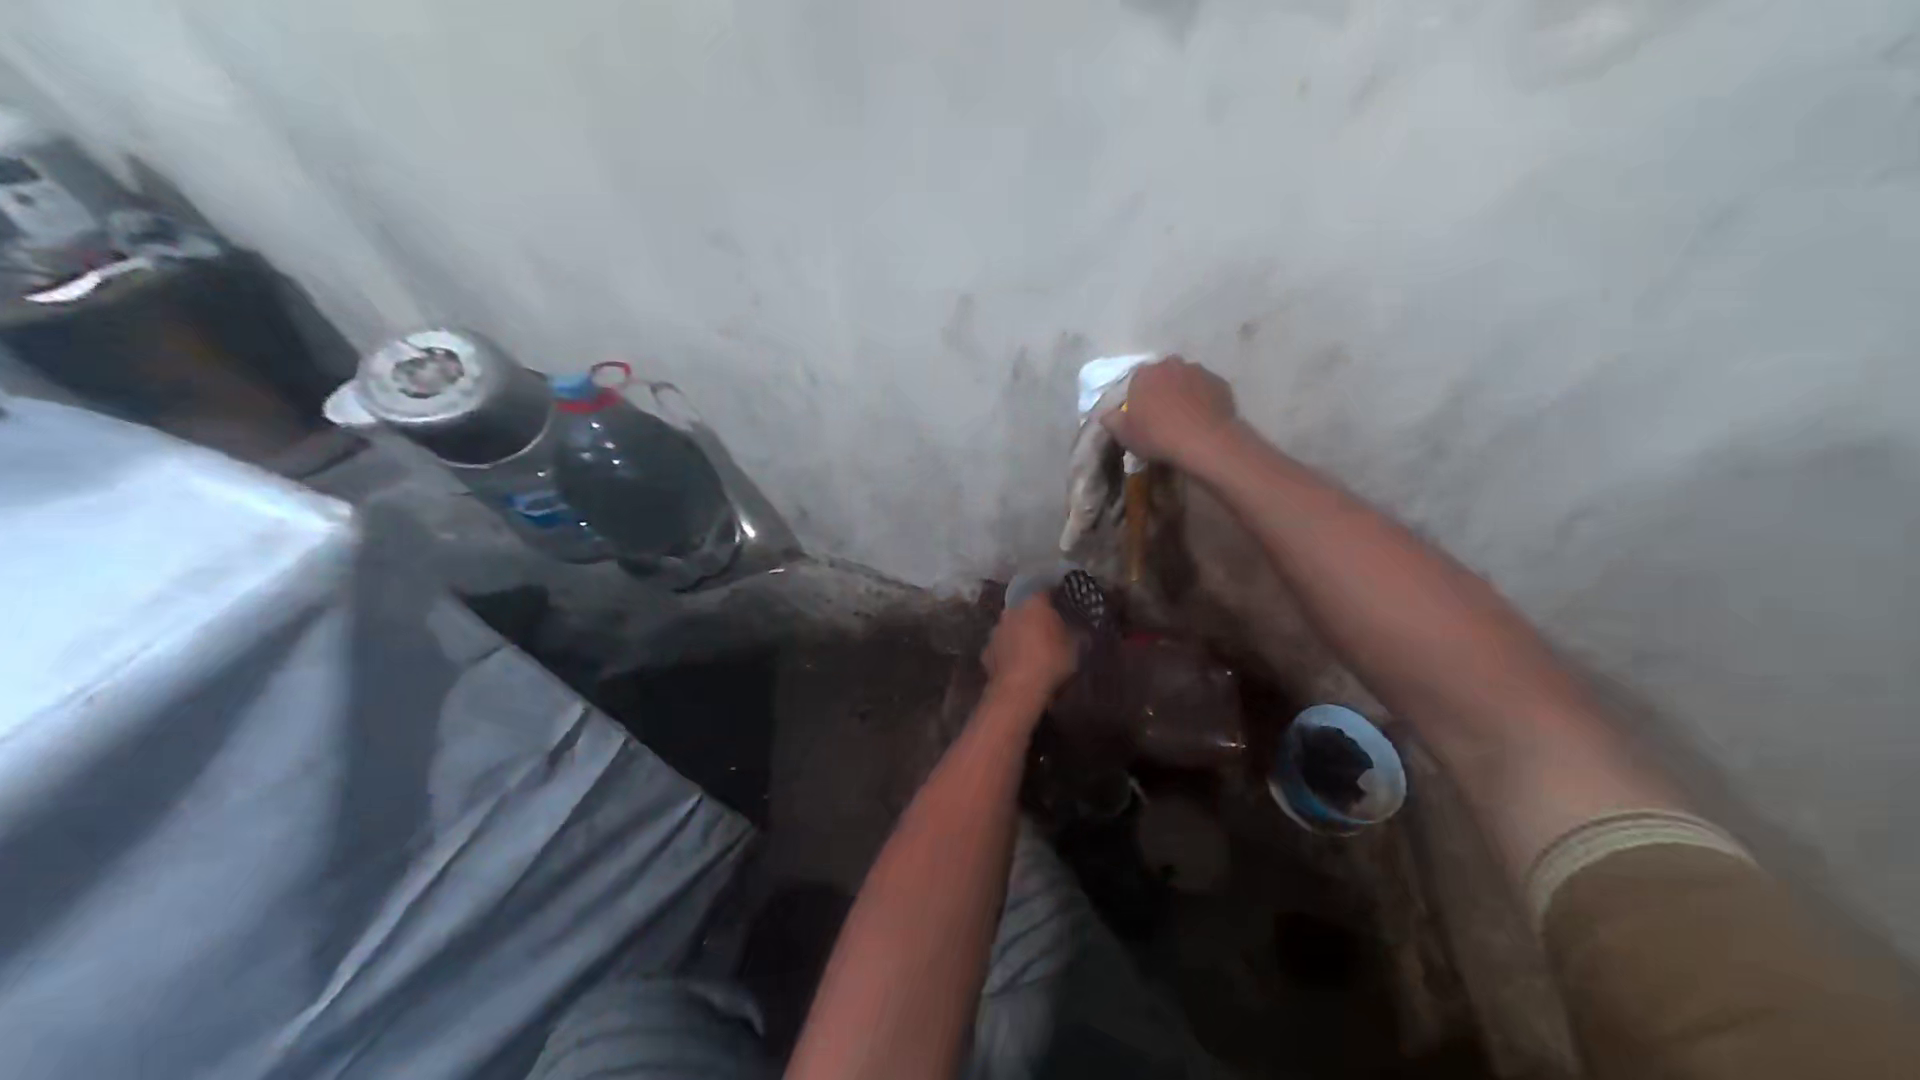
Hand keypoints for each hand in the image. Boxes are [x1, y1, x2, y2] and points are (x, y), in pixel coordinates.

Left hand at [982, 594, 1077, 705]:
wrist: (1019, 690)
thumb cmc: (1051, 662)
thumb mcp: (1076, 647)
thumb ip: (1077, 632)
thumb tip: (1080, 629)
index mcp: (1034, 604)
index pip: (1045, 592)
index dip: (1054, 599)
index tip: (1062, 608)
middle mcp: (1011, 611)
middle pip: (1025, 610)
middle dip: (1035, 619)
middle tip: (1048, 633)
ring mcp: (995, 631)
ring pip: (1010, 628)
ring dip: (1019, 636)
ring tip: (1031, 653)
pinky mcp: (986, 652)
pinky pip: (1000, 648)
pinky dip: (1007, 654)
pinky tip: (1016, 667)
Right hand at [1101, 356, 1237, 467]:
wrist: (1204, 441)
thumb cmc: (1157, 436)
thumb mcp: (1124, 434)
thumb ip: (1111, 420)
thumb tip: (1106, 414)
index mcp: (1143, 374)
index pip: (1136, 380)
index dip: (1137, 397)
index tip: (1141, 414)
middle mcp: (1170, 365)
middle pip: (1162, 375)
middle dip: (1161, 389)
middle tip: (1162, 414)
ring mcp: (1197, 371)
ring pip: (1185, 379)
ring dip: (1183, 391)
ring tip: (1185, 416)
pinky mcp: (1219, 382)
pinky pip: (1205, 388)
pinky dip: (1202, 398)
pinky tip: (1202, 417)